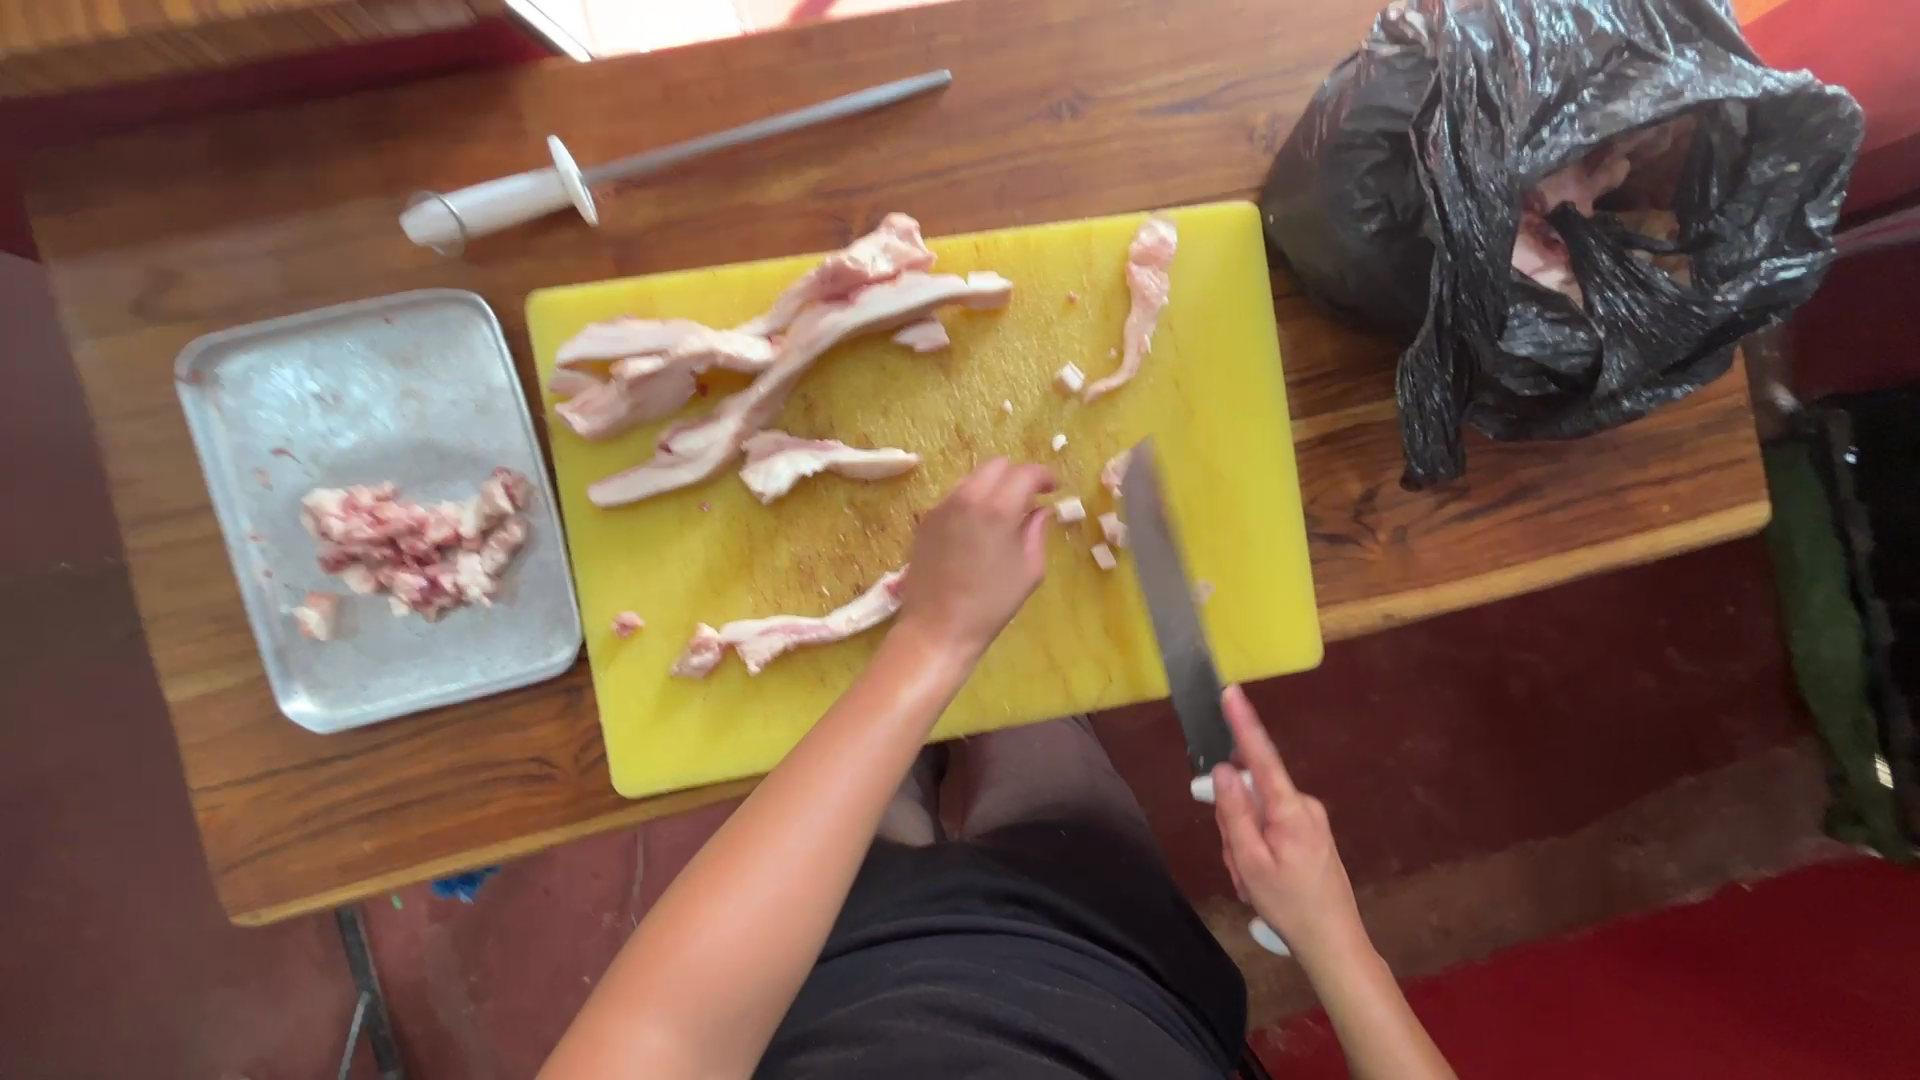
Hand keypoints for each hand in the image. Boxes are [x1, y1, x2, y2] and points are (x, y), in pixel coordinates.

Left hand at [898, 457, 1055, 659]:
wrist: (937, 627)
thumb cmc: (990, 604)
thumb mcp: (1029, 570)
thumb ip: (1037, 531)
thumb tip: (1041, 510)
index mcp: (997, 508)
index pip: (1025, 472)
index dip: (1044, 476)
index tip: (1054, 488)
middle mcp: (966, 497)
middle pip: (996, 465)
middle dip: (1017, 476)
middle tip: (1030, 498)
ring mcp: (941, 507)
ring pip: (972, 478)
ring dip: (993, 487)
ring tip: (1004, 514)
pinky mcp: (925, 520)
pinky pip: (954, 497)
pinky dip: (972, 501)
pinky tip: (978, 529)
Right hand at [1212, 685, 1366, 968]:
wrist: (1334, 944)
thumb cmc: (1289, 904)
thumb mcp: (1248, 861)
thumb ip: (1233, 812)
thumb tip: (1223, 770)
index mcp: (1289, 809)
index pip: (1261, 756)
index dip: (1244, 723)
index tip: (1232, 692)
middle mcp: (1303, 805)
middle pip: (1250, 791)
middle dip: (1233, 820)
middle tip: (1236, 861)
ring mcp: (1309, 818)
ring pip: (1256, 811)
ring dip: (1242, 839)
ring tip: (1250, 876)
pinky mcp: (1309, 832)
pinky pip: (1269, 824)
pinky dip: (1256, 845)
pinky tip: (1260, 877)